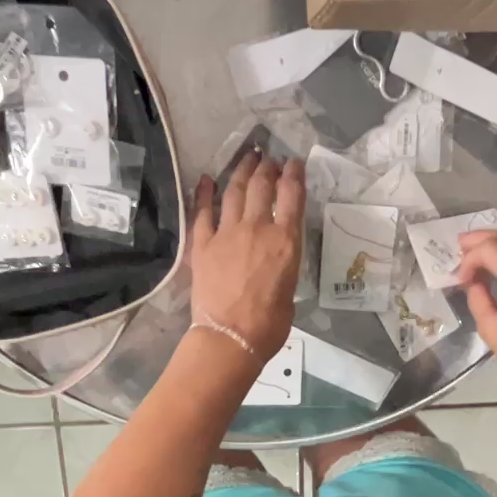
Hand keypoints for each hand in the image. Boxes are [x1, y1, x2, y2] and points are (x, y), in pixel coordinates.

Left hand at [188, 152, 304, 361]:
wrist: (230, 338)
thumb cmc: (268, 326)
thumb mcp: (290, 291)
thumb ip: (283, 268)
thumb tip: (274, 264)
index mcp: (285, 242)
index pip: (292, 196)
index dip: (294, 174)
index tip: (294, 163)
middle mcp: (257, 229)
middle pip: (262, 186)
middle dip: (267, 167)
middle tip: (268, 158)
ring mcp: (226, 234)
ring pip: (234, 191)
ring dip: (241, 171)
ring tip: (247, 158)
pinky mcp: (202, 245)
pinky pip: (202, 212)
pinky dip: (204, 193)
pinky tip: (206, 180)